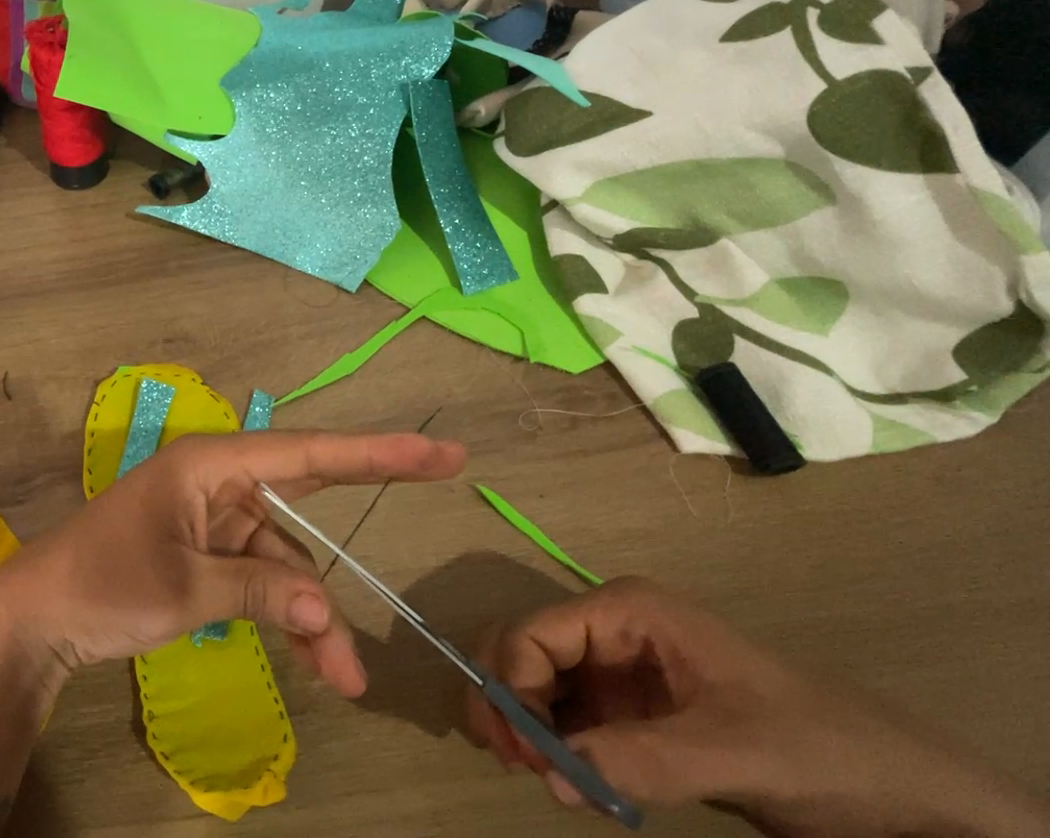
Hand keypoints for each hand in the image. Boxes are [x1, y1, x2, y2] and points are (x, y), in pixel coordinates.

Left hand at [0, 430, 466, 698]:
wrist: (41, 615)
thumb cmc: (104, 584)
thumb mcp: (186, 589)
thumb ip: (262, 593)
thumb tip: (329, 612)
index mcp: (209, 464)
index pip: (306, 452)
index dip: (376, 451)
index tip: (437, 448)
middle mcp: (217, 482)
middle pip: (307, 496)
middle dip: (370, 497)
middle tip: (450, 470)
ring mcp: (213, 519)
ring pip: (285, 559)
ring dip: (311, 613)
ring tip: (343, 678)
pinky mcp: (207, 553)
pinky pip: (261, 577)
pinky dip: (283, 614)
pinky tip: (310, 660)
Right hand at [467, 578, 1049, 836]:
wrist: (909, 796)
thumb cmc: (826, 751)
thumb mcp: (737, 753)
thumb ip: (642, 760)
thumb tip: (550, 776)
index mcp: (627, 613)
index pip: (532, 634)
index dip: (512, 686)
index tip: (527, 755)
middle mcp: (610, 632)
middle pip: (518, 651)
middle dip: (502, 700)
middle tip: (514, 763)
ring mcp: (617, 673)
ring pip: (532, 685)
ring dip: (521, 726)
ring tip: (539, 776)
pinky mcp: (629, 715)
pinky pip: (563, 721)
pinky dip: (550, 748)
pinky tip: (567, 780)